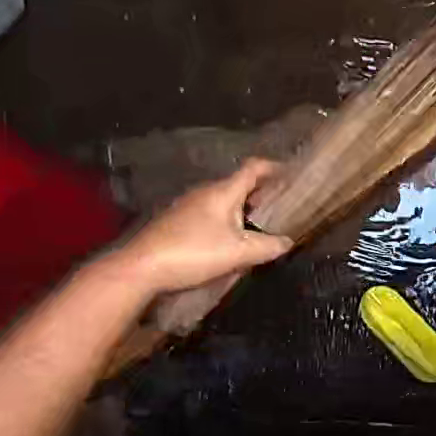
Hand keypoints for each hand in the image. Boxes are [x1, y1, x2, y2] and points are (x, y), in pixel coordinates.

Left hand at [95, 160, 293, 296]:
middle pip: (241, 184)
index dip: (275, 168)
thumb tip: (288, 241)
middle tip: (285, 208)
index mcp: (224, 191)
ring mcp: (189, 206)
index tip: (293, 176)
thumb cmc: (194, 252)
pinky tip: (233, 240)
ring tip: (264, 226)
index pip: (254, 168)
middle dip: (264, 193)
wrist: (141, 268)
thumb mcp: (238, 253)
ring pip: (226, 201)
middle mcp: (206, 192)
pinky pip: (213, 214)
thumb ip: (268, 246)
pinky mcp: (178, 221)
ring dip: (246, 210)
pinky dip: (229, 221)